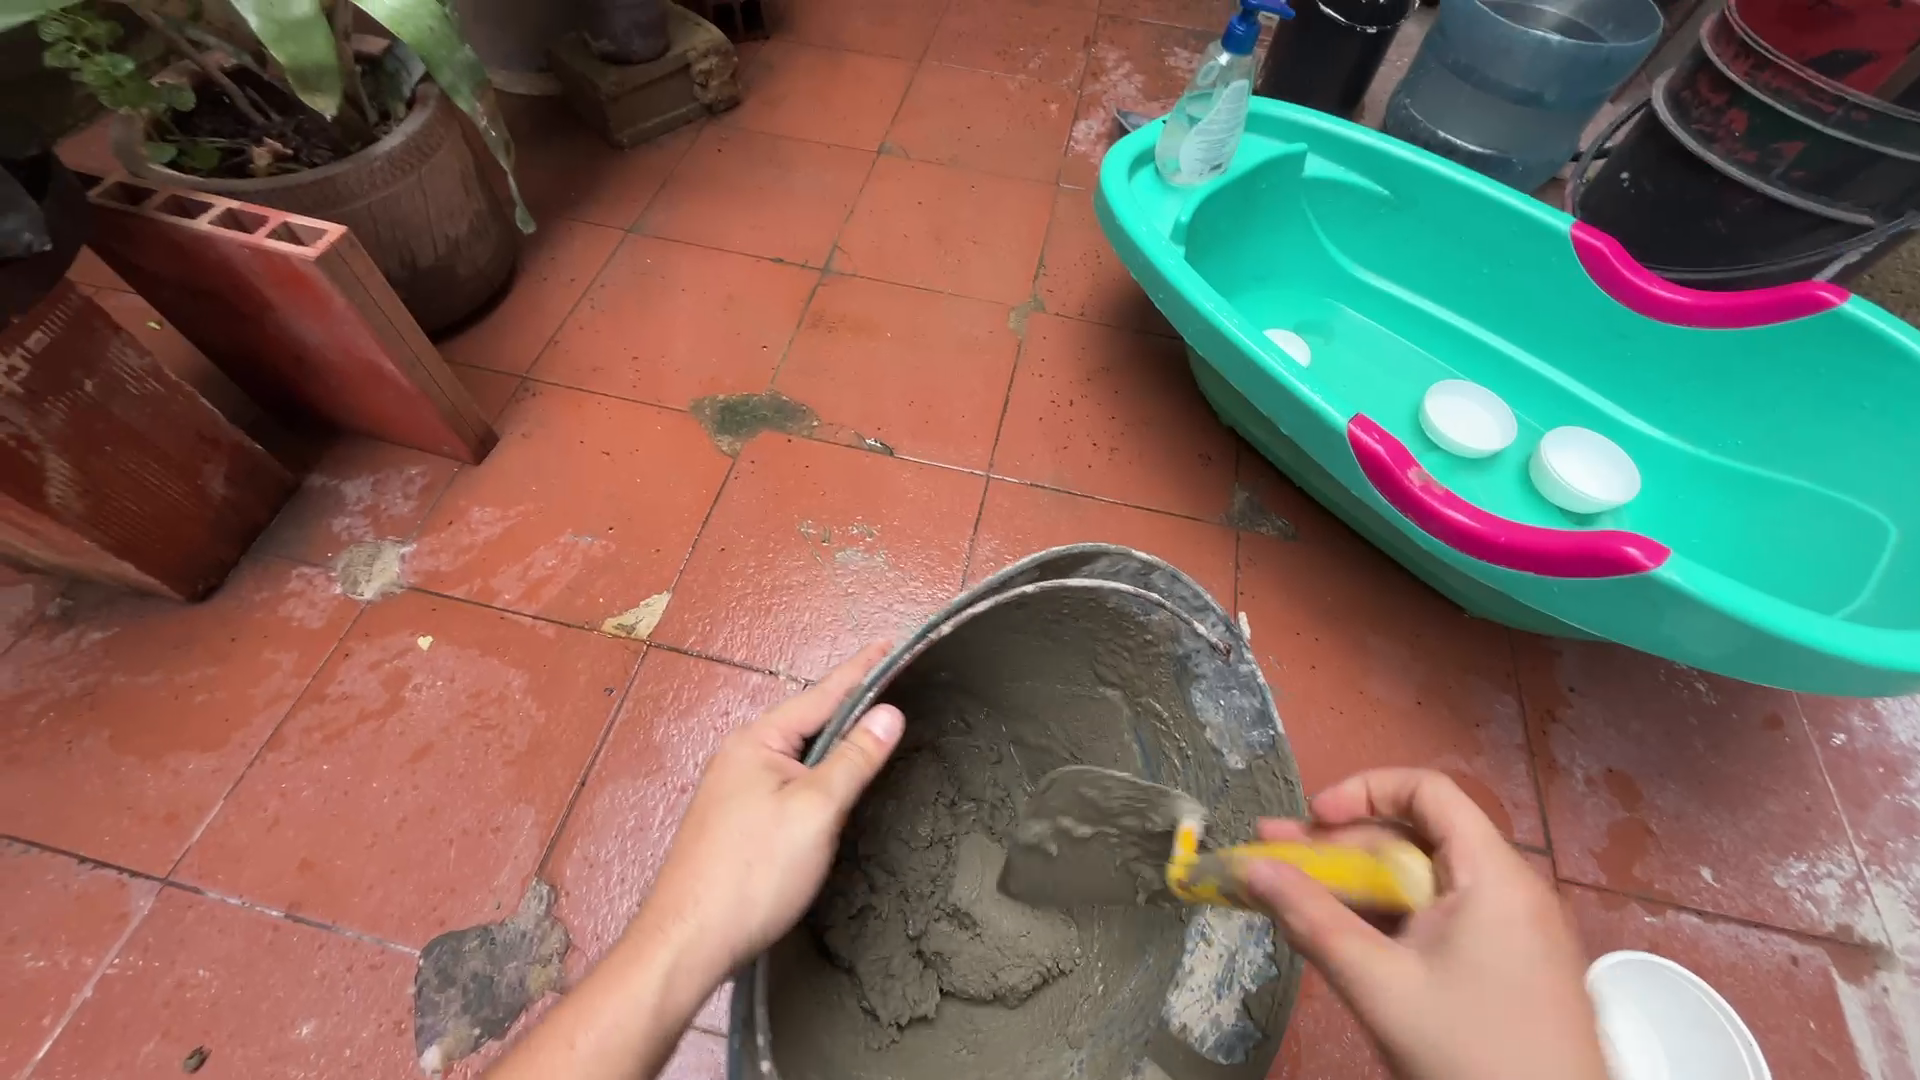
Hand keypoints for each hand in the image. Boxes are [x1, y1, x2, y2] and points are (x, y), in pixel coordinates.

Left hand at [636, 640, 905, 983]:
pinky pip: (789, 777)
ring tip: (871, 725)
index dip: (861, 670)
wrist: (686, 944)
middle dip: (850, 703)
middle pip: (810, 721)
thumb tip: (889, 713)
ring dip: (835, 739)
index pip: (823, 694)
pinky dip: (819, 769)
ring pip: (799, 752)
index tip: (890, 644)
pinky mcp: (738, 818)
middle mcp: (743, 754)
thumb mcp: (815, 810)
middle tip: (891, 685)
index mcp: (758, 741)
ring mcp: (736, 787)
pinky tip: (834, 778)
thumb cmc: (752, 872)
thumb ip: (854, 758)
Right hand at [1245, 769, 1606, 1079]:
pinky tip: (1339, 933)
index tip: (1314, 818)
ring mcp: (1509, 932)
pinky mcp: (1504, 967)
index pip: (1426, 790)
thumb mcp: (1378, 985)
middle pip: (1412, 838)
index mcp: (1492, 876)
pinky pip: (1434, 918)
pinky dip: (1383, 917)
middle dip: (1337, 843)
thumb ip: (1310, 918)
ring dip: (1352, 882)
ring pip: (1418, 882)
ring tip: (1290, 893)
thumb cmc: (1470, 1058)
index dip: (1362, 790)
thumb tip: (1249, 868)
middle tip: (1273, 855)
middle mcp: (1507, 890)